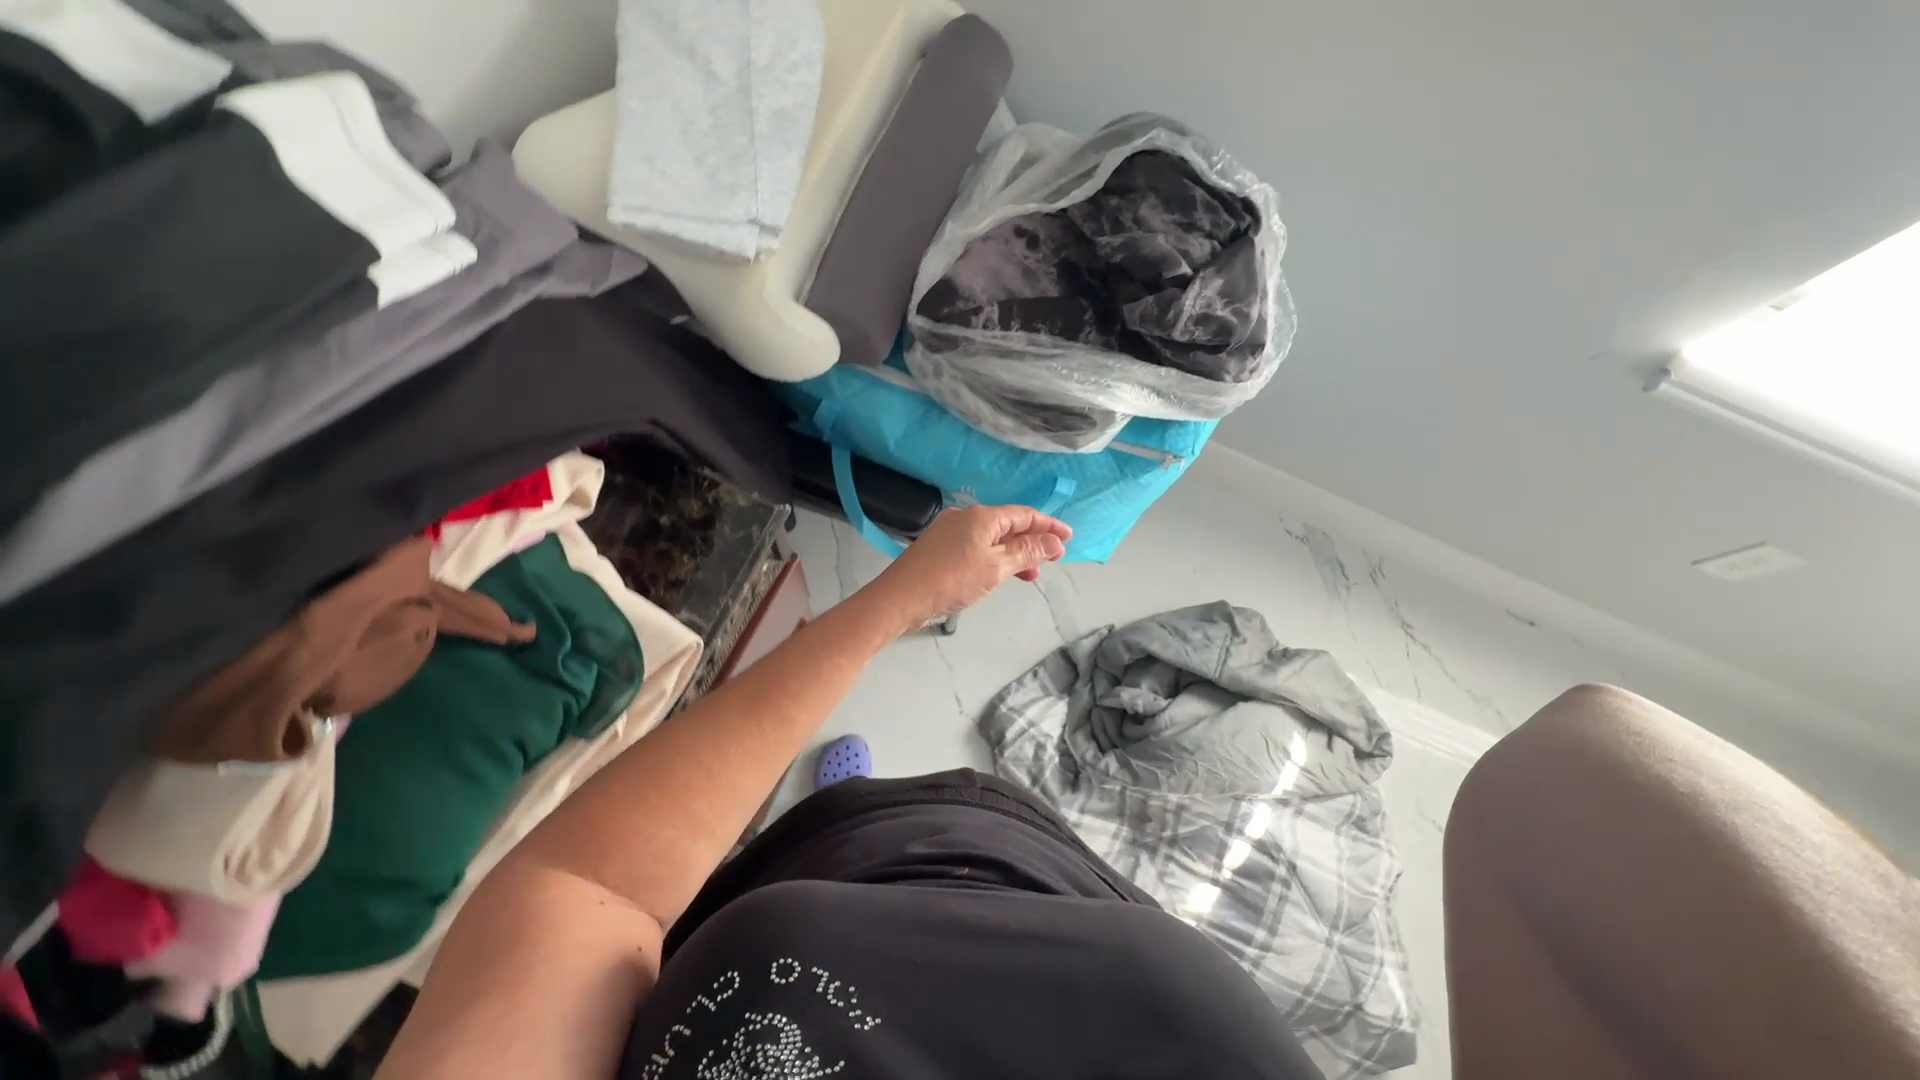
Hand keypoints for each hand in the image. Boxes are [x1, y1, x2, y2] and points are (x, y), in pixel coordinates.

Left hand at [859, 505, 1071, 628]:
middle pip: (1009, 524)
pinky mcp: (940, 549)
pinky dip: (995, 558)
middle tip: (1053, 560)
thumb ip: (1027, 552)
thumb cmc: (952, 580)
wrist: (900, 598)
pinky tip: (999, 575)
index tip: (1068, 538)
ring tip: (1031, 575)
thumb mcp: (996, 567)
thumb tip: (1054, 541)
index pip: (1024, 514)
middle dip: (1033, 541)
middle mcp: (966, 518)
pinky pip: (977, 547)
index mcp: (982, 516)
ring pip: (993, 538)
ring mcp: (950, 533)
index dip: (1049, 525)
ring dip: (1015, 553)